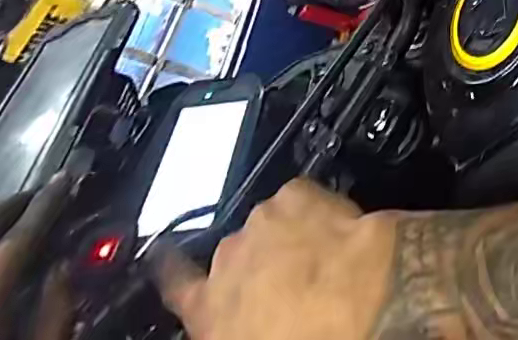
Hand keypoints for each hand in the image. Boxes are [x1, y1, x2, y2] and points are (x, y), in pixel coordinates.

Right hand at [151, 179, 393, 339]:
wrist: (355, 300)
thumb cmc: (307, 338)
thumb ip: (236, 327)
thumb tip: (248, 321)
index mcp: (208, 311)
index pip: (174, 283)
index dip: (168, 266)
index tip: (162, 255)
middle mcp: (227, 260)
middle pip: (235, 253)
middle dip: (259, 260)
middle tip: (291, 277)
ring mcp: (262, 221)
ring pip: (271, 223)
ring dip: (288, 233)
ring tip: (318, 255)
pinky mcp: (295, 192)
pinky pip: (300, 197)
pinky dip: (314, 207)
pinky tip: (333, 228)